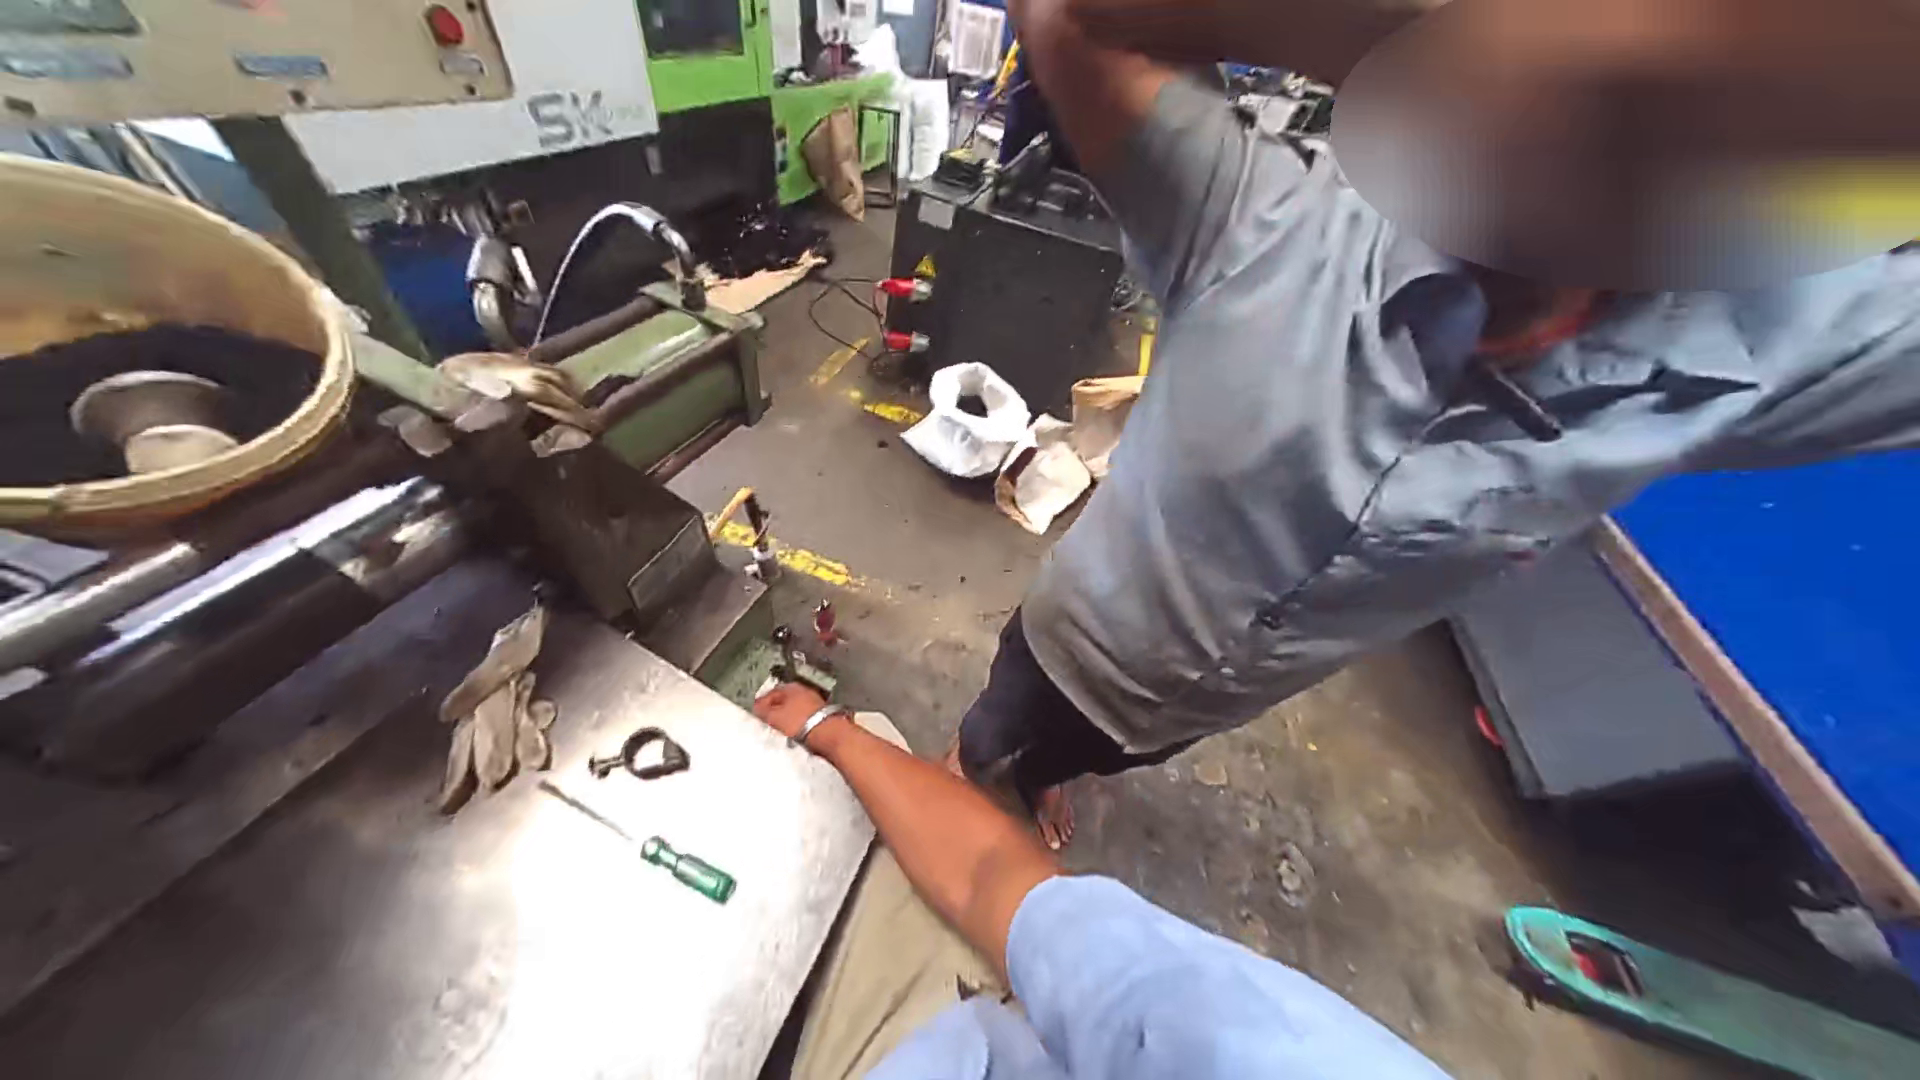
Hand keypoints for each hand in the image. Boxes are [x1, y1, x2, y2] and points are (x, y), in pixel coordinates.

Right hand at [752, 682, 828, 740]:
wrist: (828, 733)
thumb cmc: (800, 723)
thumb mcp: (774, 717)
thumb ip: (762, 711)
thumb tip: (756, 707)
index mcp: (791, 687)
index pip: (770, 693)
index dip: (761, 704)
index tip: (755, 714)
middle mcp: (804, 691)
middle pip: (783, 700)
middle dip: (773, 711)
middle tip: (765, 722)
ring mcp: (815, 702)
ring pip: (794, 709)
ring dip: (786, 718)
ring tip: (778, 730)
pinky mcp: (822, 714)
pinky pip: (803, 718)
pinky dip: (797, 724)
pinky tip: (793, 733)